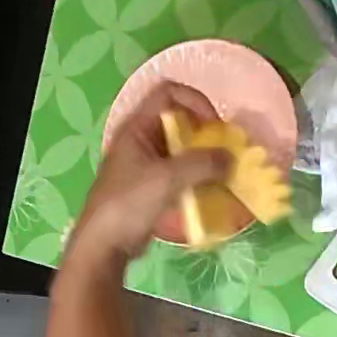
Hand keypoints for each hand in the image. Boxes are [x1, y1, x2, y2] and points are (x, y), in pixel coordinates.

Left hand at [65, 82, 230, 269]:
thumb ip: (202, 164)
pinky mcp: (150, 187)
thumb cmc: (129, 205)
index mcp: (136, 126)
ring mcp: (144, 164)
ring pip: (180, 149)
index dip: (195, 101)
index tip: (214, 126)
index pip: (169, 92)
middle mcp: (140, 139)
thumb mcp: (167, 179)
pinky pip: (178, 172)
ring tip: (221, 173)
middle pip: (178, 120)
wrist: (105, 245)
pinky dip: (195, 177)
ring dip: (202, 158)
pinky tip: (209, 191)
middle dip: (204, 133)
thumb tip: (232, 159)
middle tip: (223, 152)